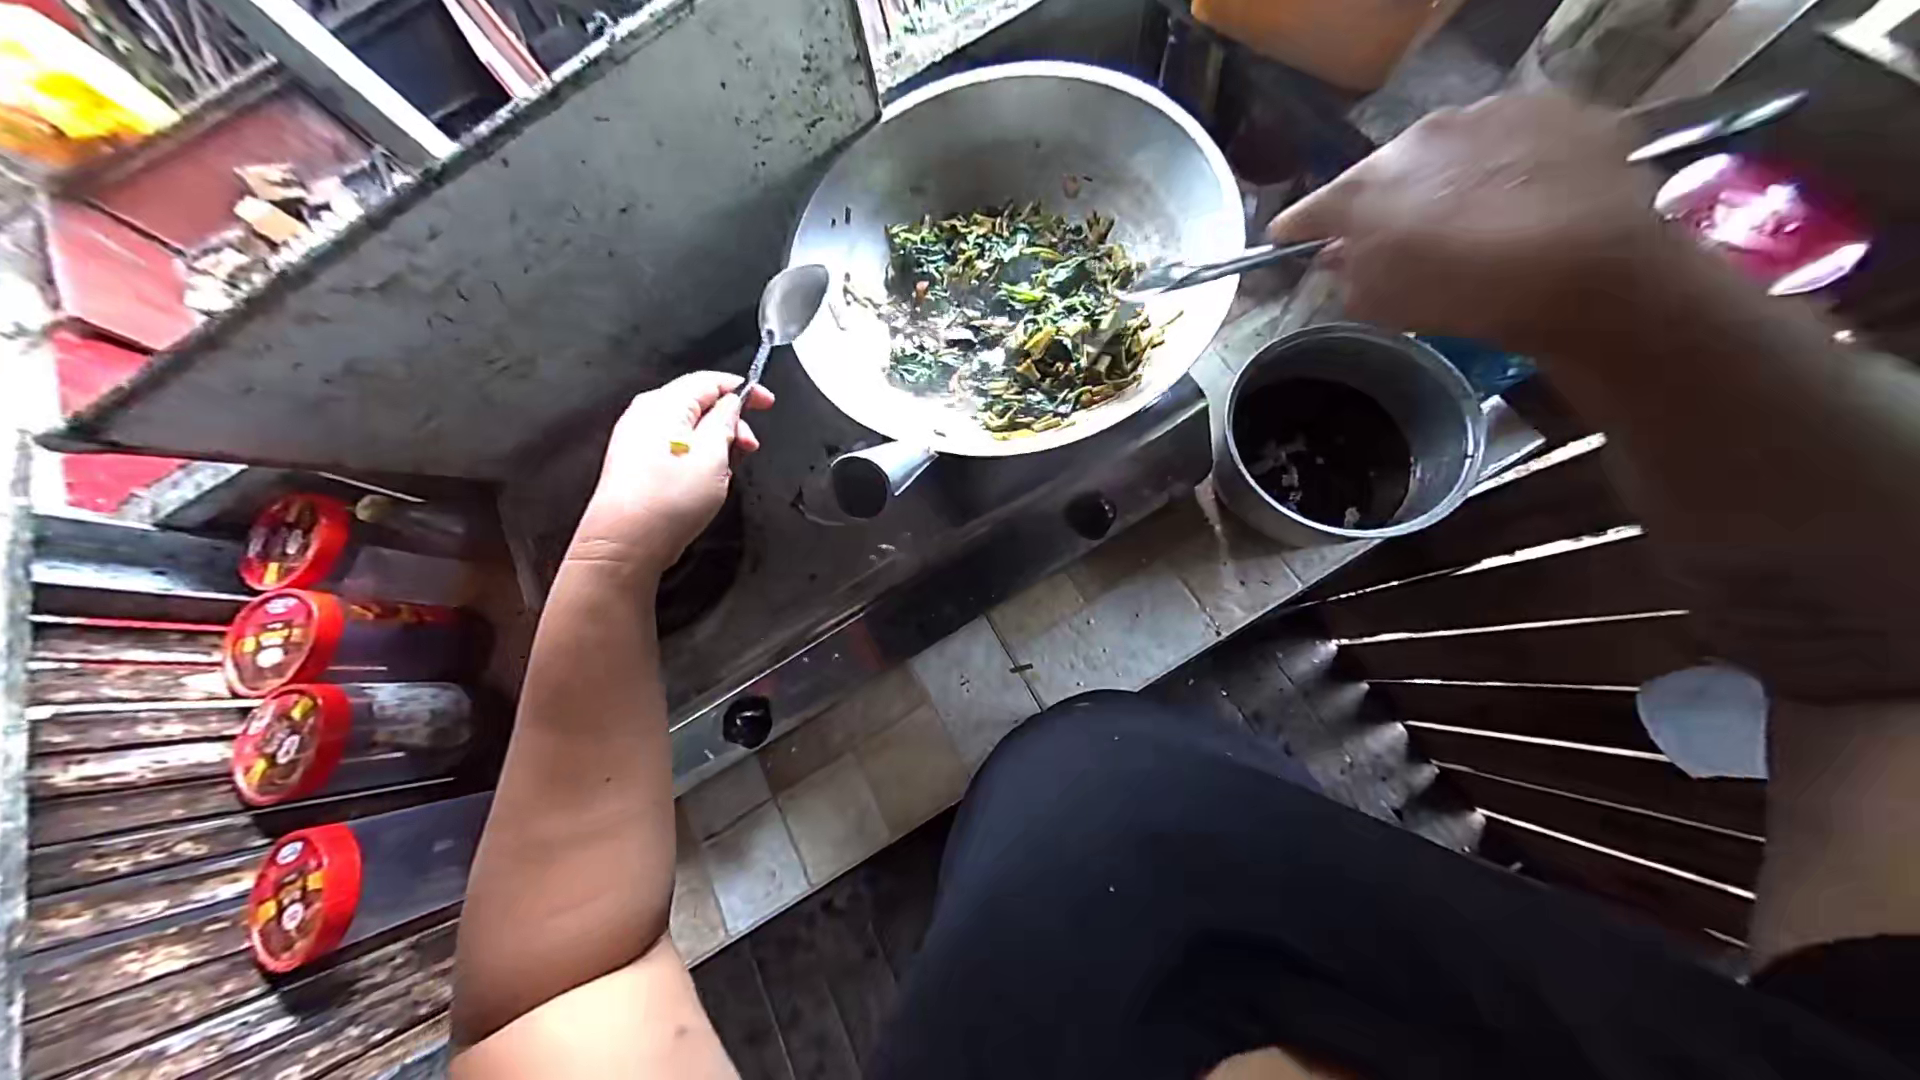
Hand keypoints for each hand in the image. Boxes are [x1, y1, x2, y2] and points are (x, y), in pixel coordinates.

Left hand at [568, 372, 774, 575]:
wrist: (625, 543)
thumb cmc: (666, 502)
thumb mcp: (713, 456)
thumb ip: (726, 422)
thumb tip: (732, 404)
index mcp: (664, 405)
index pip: (709, 380)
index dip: (743, 389)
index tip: (766, 402)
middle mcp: (645, 415)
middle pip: (699, 402)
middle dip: (731, 420)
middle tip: (750, 446)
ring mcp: (637, 438)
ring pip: (689, 426)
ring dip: (717, 441)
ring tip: (729, 469)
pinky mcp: (636, 462)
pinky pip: (675, 445)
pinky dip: (698, 454)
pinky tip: (707, 478)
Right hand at [1267, 92, 1678, 351]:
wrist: (1582, 268)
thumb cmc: (1458, 295)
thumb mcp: (1377, 304)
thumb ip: (1345, 275)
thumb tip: (1339, 256)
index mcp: (1360, 191)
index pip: (1307, 212)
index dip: (1294, 231)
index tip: (1285, 242)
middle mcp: (1412, 140)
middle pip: (1376, 175)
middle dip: (1375, 204)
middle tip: (1388, 237)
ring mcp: (1481, 117)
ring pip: (1437, 153)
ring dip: (1434, 181)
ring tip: (1458, 217)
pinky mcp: (1545, 109)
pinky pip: (1496, 141)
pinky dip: (1490, 167)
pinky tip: (1509, 199)